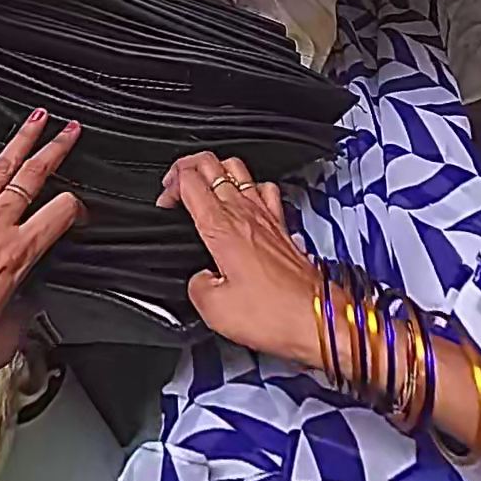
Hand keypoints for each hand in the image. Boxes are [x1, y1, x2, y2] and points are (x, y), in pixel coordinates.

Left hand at [0, 109, 84, 391]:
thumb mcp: (6, 339)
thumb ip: (23, 312)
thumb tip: (27, 303)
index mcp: (15, 256)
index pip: (61, 212)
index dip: (78, 208)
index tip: (79, 212)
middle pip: (33, 175)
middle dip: (57, 148)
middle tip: (71, 130)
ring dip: (20, 140)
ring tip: (36, 120)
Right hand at [157, 152, 323, 366]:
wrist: (315, 317)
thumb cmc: (274, 312)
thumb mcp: (214, 310)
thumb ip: (197, 285)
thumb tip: (200, 278)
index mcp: (220, 226)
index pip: (189, 180)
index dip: (170, 185)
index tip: (165, 203)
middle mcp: (243, 211)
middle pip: (210, 163)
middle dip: (186, 166)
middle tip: (175, 184)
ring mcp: (264, 213)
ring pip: (236, 167)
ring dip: (215, 169)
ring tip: (204, 182)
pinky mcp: (280, 223)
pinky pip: (263, 187)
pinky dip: (248, 185)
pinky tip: (244, 198)